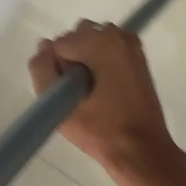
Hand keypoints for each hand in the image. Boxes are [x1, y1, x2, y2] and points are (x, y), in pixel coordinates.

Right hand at [29, 20, 181, 177]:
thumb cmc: (101, 132)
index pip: (59, 45)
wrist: (143, 151)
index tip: (68, 94)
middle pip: (76, 36)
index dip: (57, 70)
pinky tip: (103, 85)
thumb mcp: (61, 106)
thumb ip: (43, 71)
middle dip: (70, 59)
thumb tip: (44, 47)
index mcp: (101, 43)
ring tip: (91, 90)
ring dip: (84, 57)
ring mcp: (130, 44)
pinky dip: (99, 58)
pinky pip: (107, 46)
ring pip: (92, 39)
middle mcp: (117, 35)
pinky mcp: (138, 55)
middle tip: (77, 93)